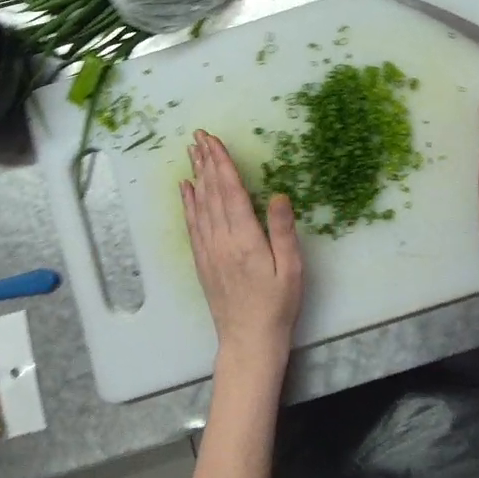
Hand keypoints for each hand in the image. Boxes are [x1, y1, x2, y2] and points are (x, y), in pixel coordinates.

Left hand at [181, 131, 304, 373]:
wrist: (248, 341)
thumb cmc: (277, 306)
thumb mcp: (291, 269)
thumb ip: (283, 230)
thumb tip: (279, 194)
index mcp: (245, 239)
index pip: (231, 191)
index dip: (222, 163)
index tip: (214, 141)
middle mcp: (222, 240)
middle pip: (211, 192)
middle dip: (205, 161)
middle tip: (198, 136)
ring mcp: (209, 251)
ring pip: (200, 205)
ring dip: (196, 176)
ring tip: (192, 152)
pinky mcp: (203, 261)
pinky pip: (193, 225)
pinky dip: (188, 203)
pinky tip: (186, 189)